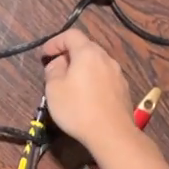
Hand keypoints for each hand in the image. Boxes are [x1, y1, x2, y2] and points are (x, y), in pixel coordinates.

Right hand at [41, 31, 138, 152]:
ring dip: (81, 68)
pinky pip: (104, 77)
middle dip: (68, 54)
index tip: (45, 54)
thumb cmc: (77, 108)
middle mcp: (105, 58)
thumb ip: (53, 70)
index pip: (71, 35)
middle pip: (85, 47)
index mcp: (87, 53)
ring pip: (96, 63)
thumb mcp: (54, 89)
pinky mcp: (123, 89)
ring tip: (70, 84)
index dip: (55, 42)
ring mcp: (117, 74)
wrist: (111, 133)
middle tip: (55, 69)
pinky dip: (92, 79)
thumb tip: (58, 63)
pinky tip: (86, 96)